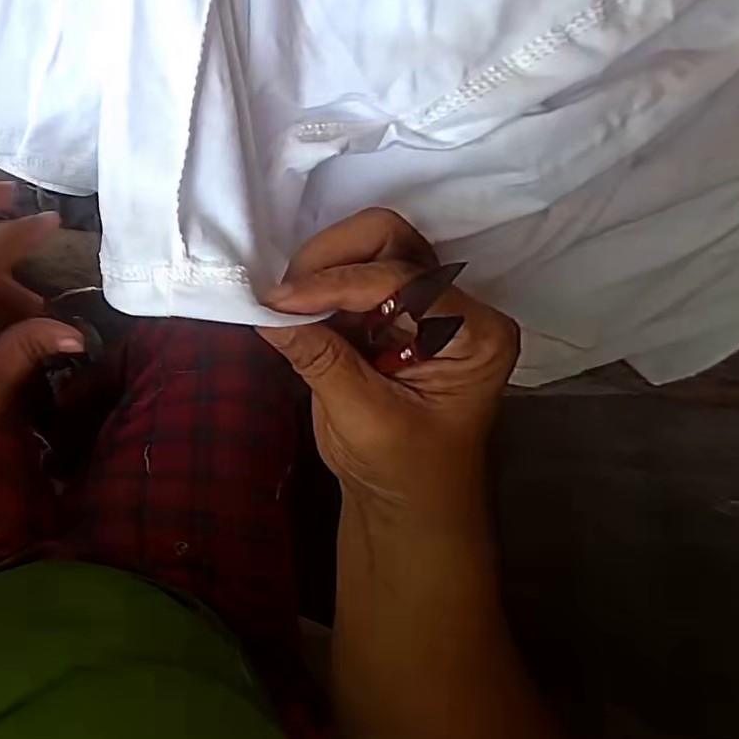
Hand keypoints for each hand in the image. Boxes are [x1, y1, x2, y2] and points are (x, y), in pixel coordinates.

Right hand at [258, 208, 519, 525]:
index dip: (336, 284)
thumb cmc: (403, 469)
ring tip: (285, 304)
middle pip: (392, 240)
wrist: (404, 498)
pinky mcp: (378, 314)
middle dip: (332, 256)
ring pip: (367, 246)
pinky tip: (288, 308)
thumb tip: (267, 315)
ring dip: (319, 265)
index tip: (279, 302)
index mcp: (472, 333)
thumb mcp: (365, 418)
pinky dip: (311, 283)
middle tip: (287, 293)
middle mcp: (451, 306)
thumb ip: (320, 360)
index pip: (404, 280)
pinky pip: (343, 274)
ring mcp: (415, 305)